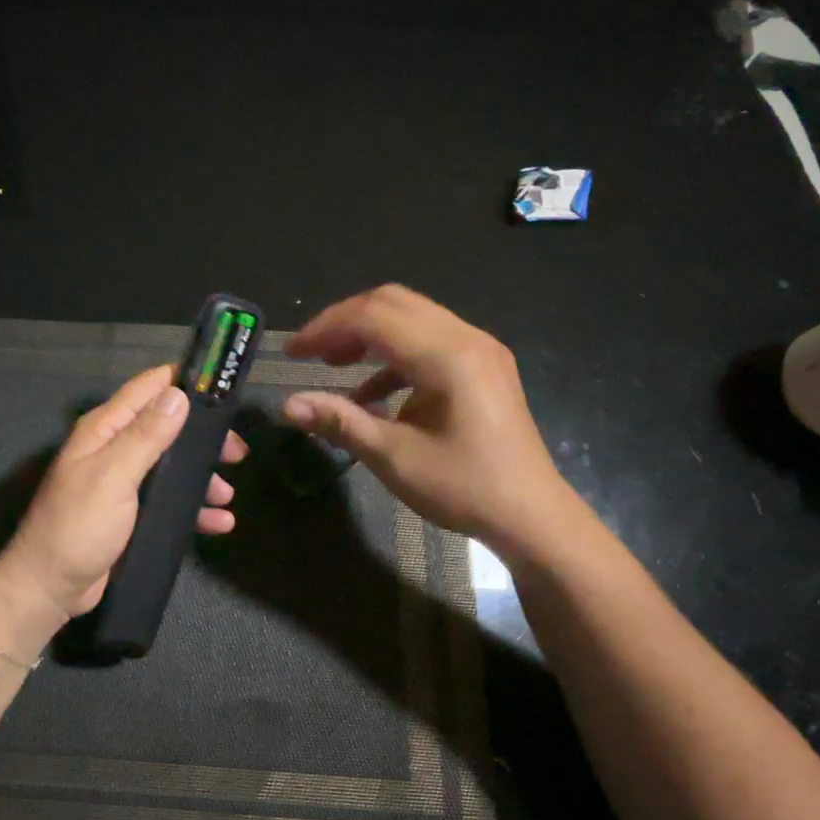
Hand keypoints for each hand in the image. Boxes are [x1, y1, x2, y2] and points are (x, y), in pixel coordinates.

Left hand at [0, 365, 247, 618]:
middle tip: (237, 453)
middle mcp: (113, 448)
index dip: (185, 382)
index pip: (148, 388)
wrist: (51, 586)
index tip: (224, 388)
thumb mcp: (114, 476)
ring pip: (172, 466)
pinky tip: (219, 522)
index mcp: (104, 429)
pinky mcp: (130, 513)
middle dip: (203, 437)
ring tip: (226, 494)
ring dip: (201, 477)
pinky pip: (168, 501)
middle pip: (167, 427)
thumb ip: (145, 435)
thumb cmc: (78, 526)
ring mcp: (122, 482)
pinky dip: (193, 508)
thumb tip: (178, 394)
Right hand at [280, 285, 583, 555]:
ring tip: (332, 365)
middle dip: (344, 323)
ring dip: (367, 335)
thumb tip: (288, 406)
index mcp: (446, 356)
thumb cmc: (463, 487)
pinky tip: (370, 392)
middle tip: (309, 353)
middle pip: (393, 304)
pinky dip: (392, 355)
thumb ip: (340, 422)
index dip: (325, 328)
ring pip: (411, 317)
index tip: (291, 352)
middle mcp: (466, 339)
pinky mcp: (482, 367)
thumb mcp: (394, 457)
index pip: (373, 317)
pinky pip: (429, 340)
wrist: (531, 516)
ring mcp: (479, 350)